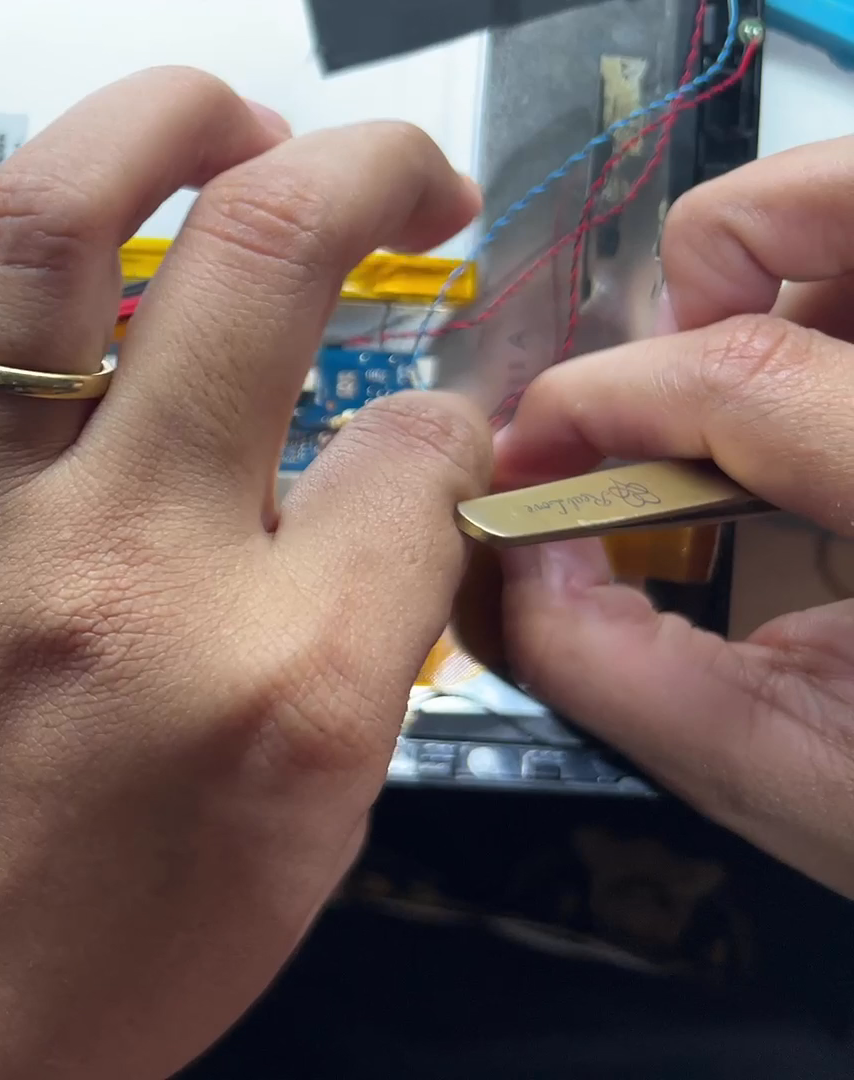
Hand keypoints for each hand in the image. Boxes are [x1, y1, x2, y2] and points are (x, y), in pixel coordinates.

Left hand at [0, 68, 487, 1078]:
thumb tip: (401, 460)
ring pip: (42, 231)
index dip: (435, 405)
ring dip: (138, 130)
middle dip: (348, 160)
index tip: (416, 409)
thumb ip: (370, 619)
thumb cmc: (95, 940)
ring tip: (194, 132)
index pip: (412, 446)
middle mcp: (116, 555)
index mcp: (273, 670)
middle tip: (365, 165)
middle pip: (257, 253)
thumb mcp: (304, 816)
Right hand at [497, 136, 853, 899]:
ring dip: (769, 271)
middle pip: (842, 193)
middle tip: (669, 385)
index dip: (589, 403)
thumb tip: (508, 547)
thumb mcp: (766, 768)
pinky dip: (818, 300)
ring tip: (744, 381)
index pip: (741, 373)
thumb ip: (594, 656)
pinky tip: (806, 395)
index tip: (527, 460)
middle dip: (705, 273)